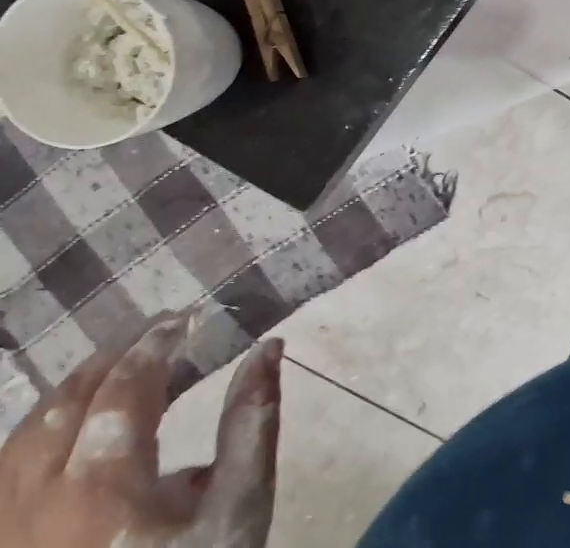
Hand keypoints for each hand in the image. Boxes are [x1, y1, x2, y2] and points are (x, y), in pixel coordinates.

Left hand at [0, 316, 282, 547]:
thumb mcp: (241, 499)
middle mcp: (35, 495)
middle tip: (158, 332)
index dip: (156, 344)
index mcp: (103, 482)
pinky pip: (8, 465)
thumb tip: (268, 348)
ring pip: (24, 433)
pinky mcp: (1, 533)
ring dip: (74, 391)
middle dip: (112, 359)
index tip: (189, 316)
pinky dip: (45, 428)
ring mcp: (4, 519)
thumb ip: (252, 421)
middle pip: (63, 404)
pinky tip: (72, 426)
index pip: (125, 388)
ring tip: (117, 368)